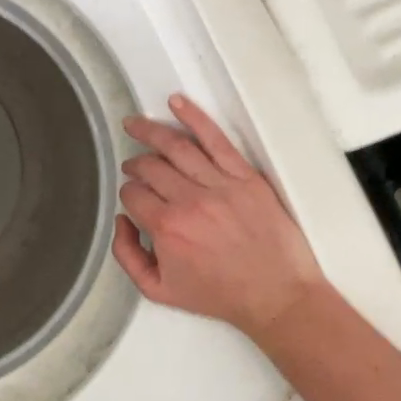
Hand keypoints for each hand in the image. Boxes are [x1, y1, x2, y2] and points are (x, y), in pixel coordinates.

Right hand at [111, 94, 326, 335]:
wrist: (278, 297)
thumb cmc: (220, 294)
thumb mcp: (158, 291)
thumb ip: (126, 256)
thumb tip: (122, 222)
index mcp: (167, 228)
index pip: (133, 194)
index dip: (128, 194)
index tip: (134, 199)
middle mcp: (190, 201)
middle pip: (150, 167)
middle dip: (135, 164)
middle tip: (133, 166)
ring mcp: (220, 186)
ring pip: (176, 146)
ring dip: (150, 130)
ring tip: (135, 123)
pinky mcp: (246, 178)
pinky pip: (216, 140)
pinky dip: (194, 118)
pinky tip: (177, 104)